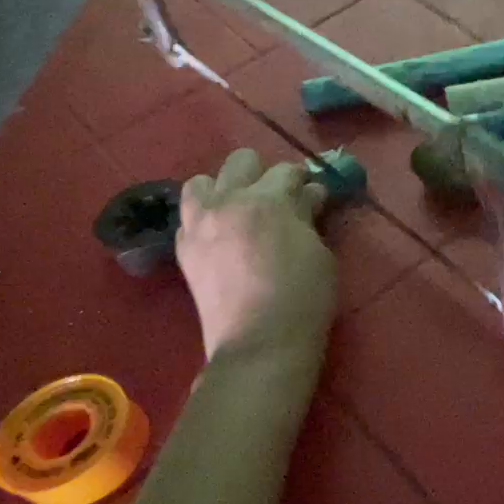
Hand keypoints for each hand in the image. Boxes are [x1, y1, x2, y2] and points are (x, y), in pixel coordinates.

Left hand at [176, 148, 335, 360]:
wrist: (259, 342)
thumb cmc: (303, 296)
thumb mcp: (319, 252)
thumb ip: (308, 217)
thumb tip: (309, 195)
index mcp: (267, 200)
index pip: (287, 171)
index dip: (304, 181)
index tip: (314, 195)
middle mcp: (227, 201)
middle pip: (241, 162)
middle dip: (262, 174)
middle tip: (278, 200)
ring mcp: (199, 224)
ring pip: (203, 182)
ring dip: (224, 190)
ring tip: (241, 213)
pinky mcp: (184, 249)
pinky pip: (190, 217)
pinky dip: (207, 218)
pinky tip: (224, 237)